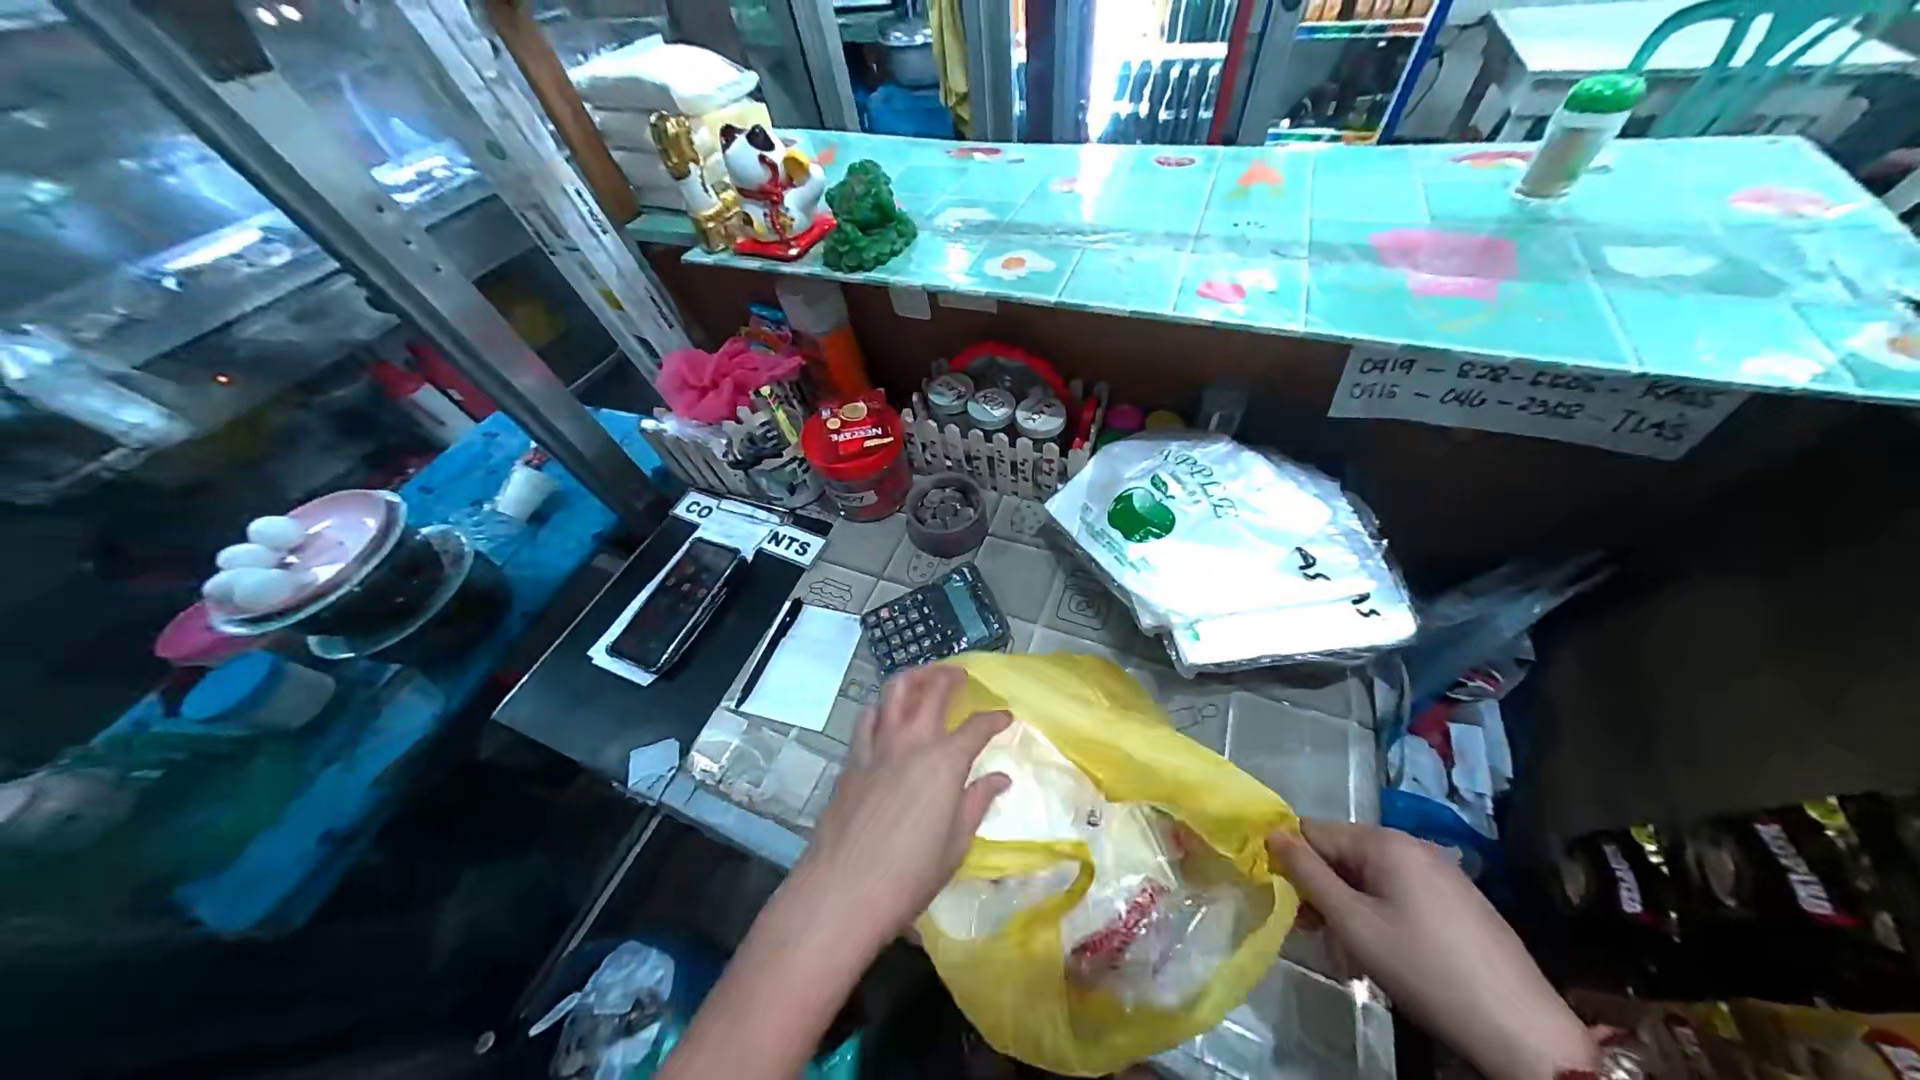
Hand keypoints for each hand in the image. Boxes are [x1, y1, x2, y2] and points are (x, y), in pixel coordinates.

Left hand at [789, 664, 1010, 945]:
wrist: (843, 890)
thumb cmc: (910, 874)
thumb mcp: (956, 843)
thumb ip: (977, 802)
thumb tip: (1001, 779)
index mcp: (945, 761)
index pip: (977, 727)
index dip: (995, 719)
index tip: (1005, 717)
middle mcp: (912, 741)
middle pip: (933, 690)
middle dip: (950, 676)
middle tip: (961, 675)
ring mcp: (877, 746)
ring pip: (894, 691)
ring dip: (913, 677)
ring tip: (923, 678)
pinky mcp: (852, 759)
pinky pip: (867, 717)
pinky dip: (880, 706)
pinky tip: (885, 713)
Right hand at [1270, 821, 1596, 1079]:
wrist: (1524, 1031)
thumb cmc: (1424, 969)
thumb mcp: (1352, 923)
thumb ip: (1307, 874)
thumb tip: (1273, 834)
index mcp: (1385, 841)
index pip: (1314, 831)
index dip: (1293, 862)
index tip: (1291, 903)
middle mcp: (1413, 845)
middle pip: (1344, 854)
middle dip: (1323, 889)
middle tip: (1318, 935)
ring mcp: (1442, 872)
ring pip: (1371, 877)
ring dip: (1350, 906)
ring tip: (1353, 952)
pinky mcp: (1461, 901)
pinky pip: (1401, 893)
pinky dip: (1382, 914)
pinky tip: (1389, 952)